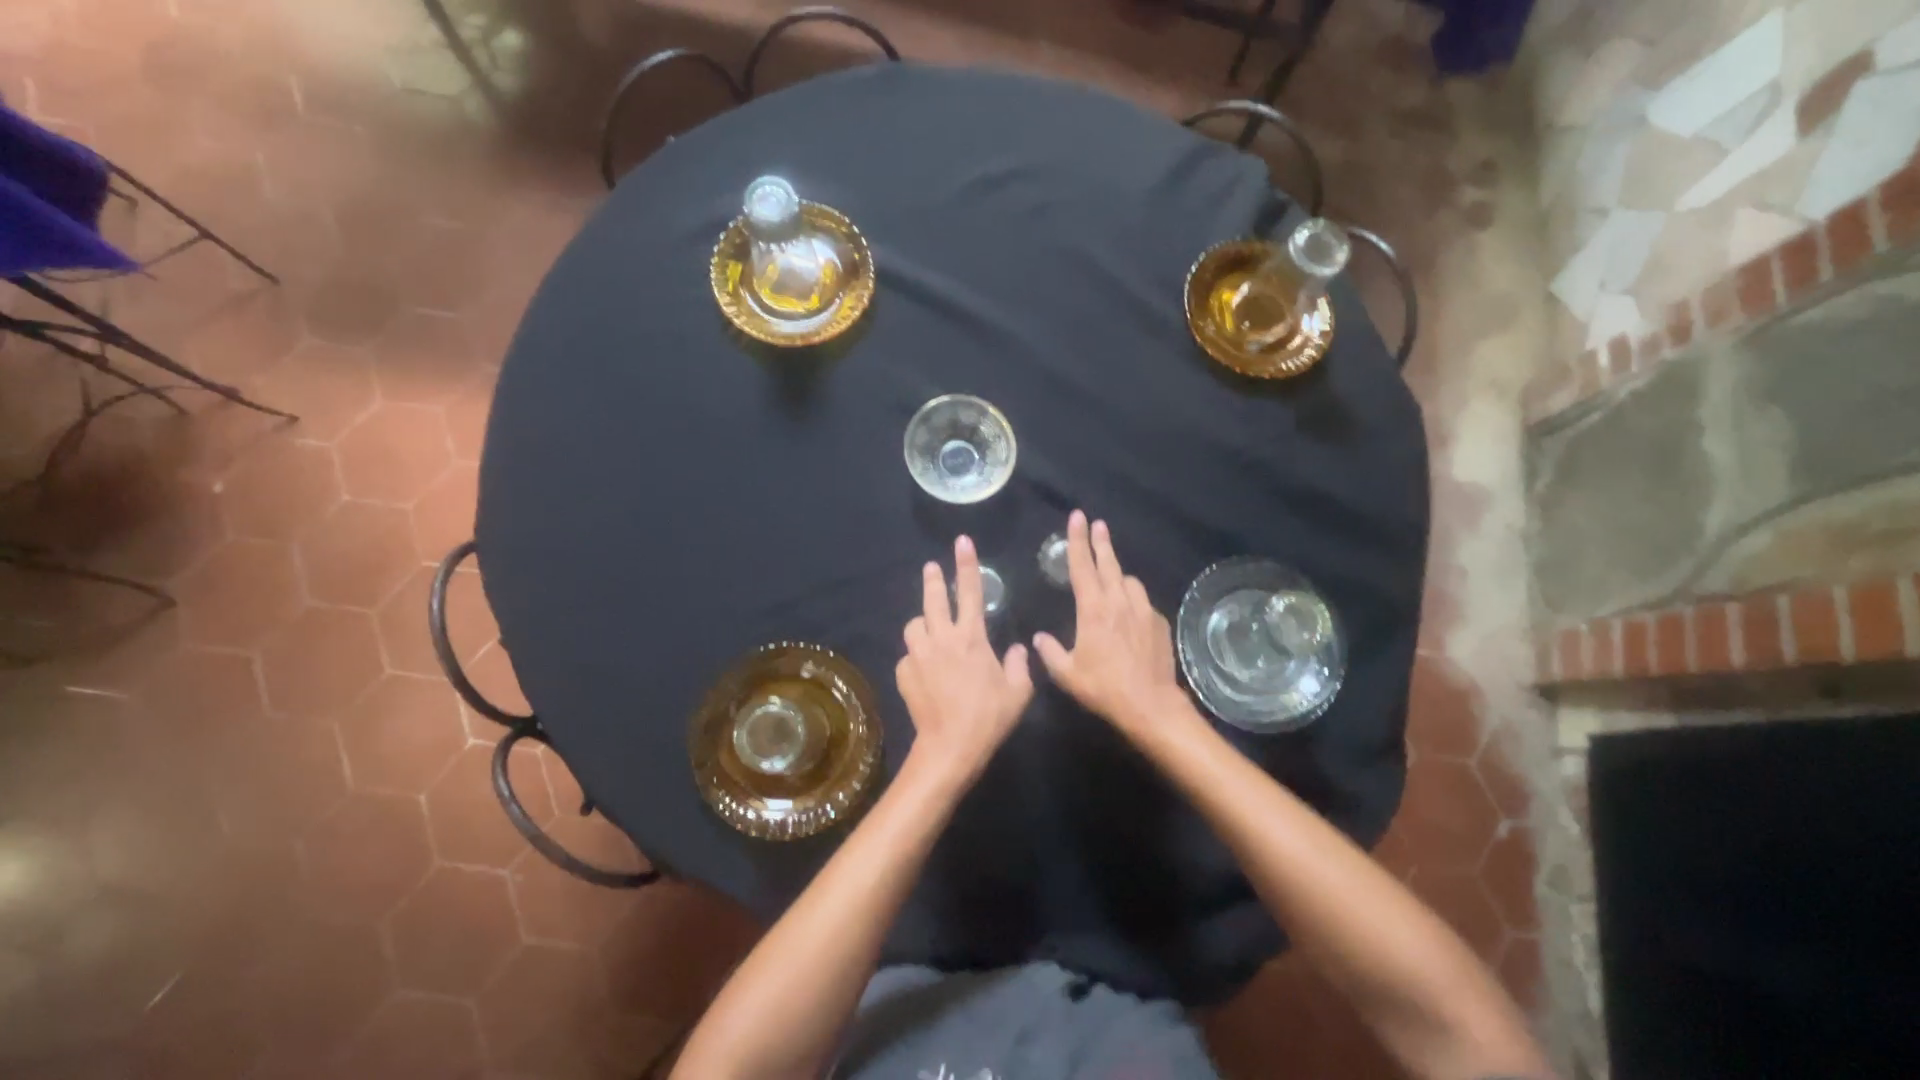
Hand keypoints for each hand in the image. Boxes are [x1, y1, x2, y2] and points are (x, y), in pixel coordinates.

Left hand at [895, 536, 1033, 785]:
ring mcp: (918, 656)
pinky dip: (916, 657)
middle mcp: (941, 639)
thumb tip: (1017, 649)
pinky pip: (908, 656)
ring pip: (914, 626)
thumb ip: (1019, 665)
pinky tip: (925, 671)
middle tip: (931, 567)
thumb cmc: (989, 718)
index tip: (963, 542)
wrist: (950, 747)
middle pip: (933, 599)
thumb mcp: (1018, 692)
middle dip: (934, 580)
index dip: (968, 564)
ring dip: (922, 623)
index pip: (971, 592)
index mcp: (971, 638)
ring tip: (928, 629)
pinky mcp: (903, 673)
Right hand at [1033, 511, 1194, 742]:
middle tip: (1097, 524)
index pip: (1081, 566)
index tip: (1077, 518)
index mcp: (1093, 610)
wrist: (1149, 704)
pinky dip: (1134, 600)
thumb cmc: (1103, 688)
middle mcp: (1119, 602)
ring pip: (1129, 581)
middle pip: (1108, 564)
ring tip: (1112, 576)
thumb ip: (1050, 652)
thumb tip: (1039, 639)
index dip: (1076, 540)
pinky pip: (1143, 603)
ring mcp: (1143, 611)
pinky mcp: (1159, 624)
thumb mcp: (1067, 674)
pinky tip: (1130, 613)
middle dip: (1100, 542)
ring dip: (1118, 574)